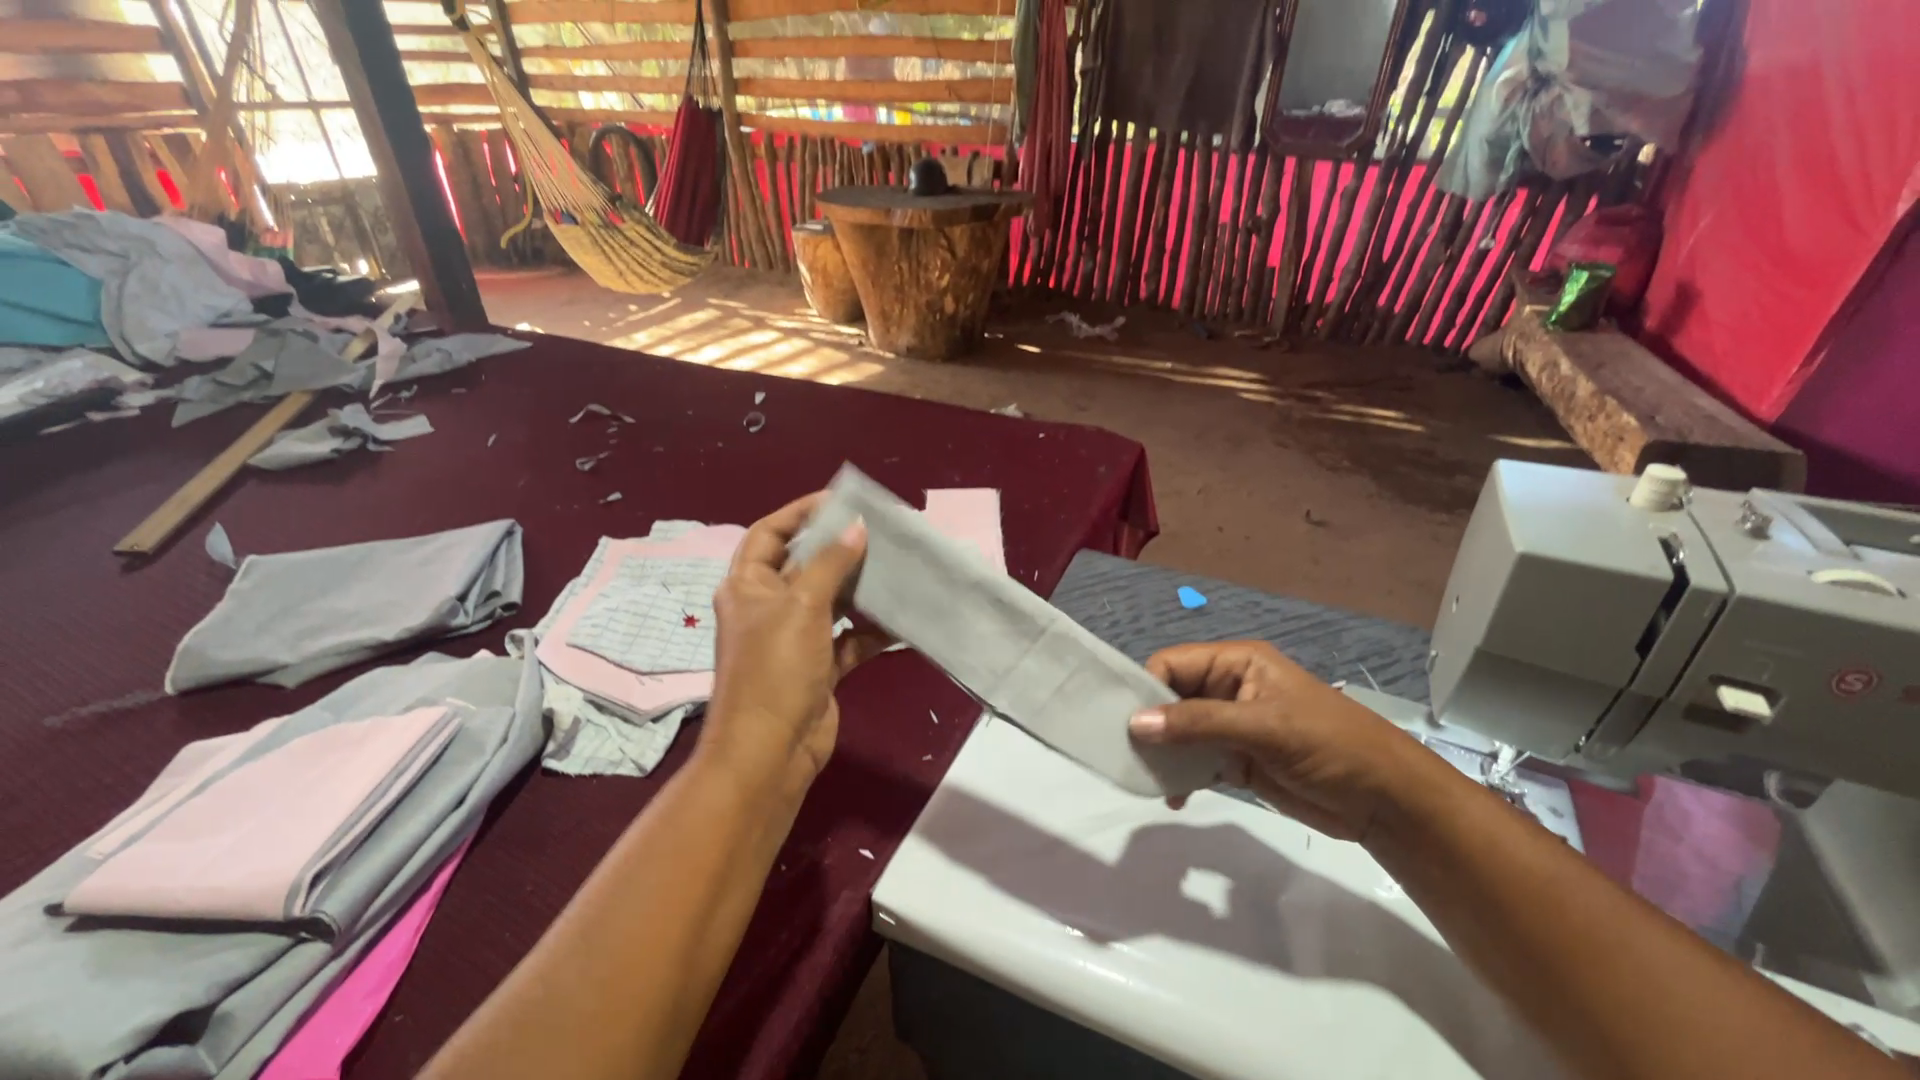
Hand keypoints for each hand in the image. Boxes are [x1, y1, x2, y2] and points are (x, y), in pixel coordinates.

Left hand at [703, 494, 890, 793]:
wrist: (771, 750)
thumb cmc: (775, 669)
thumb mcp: (802, 606)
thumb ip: (831, 563)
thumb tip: (856, 528)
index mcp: (747, 586)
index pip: (769, 533)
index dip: (799, 513)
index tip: (838, 501)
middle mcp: (767, 607)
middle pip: (803, 565)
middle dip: (838, 548)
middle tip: (879, 530)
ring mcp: (793, 640)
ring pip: (830, 602)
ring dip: (859, 588)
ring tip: (896, 566)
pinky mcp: (818, 667)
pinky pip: (849, 639)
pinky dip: (871, 630)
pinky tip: (902, 620)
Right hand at [1129, 641, 1453, 843]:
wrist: (1384, 800)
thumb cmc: (1330, 746)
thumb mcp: (1264, 727)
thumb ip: (1198, 723)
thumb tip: (1134, 723)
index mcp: (1237, 663)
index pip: (1173, 663)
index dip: (1146, 687)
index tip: (1124, 723)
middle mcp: (1229, 689)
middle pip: (1171, 698)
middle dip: (1150, 723)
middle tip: (1129, 756)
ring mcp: (1233, 726)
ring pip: (1179, 733)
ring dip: (1164, 754)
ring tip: (1150, 780)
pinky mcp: (1238, 761)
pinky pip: (1196, 762)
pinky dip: (1182, 776)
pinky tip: (1175, 796)